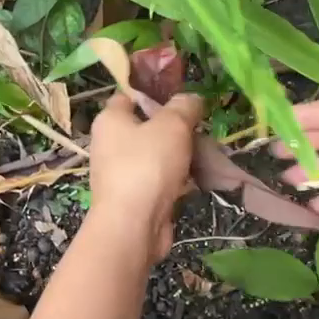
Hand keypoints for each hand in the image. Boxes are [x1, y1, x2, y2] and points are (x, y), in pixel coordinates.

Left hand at [86, 92, 202, 264]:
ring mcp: (121, 172)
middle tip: (202, 127)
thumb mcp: (172, 125)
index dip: (155, 92)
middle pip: (147, 126)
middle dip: (176, 127)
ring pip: (157, 154)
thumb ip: (184, 107)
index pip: (129, 95)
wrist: (133, 226)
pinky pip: (160, 179)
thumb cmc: (147, 165)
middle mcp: (110, 143)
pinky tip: (201, 178)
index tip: (183, 96)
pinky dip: (179, 178)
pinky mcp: (135, 196)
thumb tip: (192, 98)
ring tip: (208, 153)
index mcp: (110, 119)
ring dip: (182, 154)